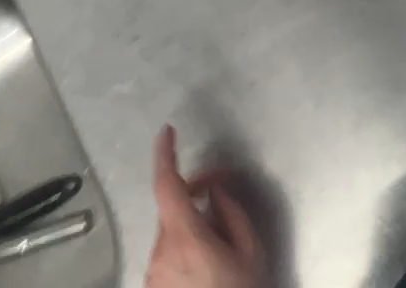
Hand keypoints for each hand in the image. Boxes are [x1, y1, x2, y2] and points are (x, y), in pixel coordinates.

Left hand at [146, 126, 266, 287]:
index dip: (165, 153)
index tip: (168, 131)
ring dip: (190, 222)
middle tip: (222, 186)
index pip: (166, 184)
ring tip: (221, 236)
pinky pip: (167, 255)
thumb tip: (215, 189)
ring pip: (170, 233)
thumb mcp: (252, 252)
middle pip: (172, 208)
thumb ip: (232, 212)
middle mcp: (161, 253)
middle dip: (194, 192)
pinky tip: (208, 261)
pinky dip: (184, 246)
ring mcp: (153, 275)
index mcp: (185, 238)